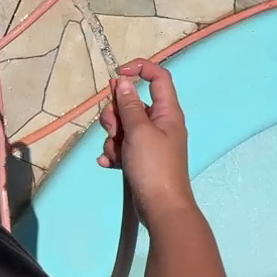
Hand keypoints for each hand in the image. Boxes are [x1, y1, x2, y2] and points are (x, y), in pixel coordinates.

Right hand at [97, 58, 195, 220]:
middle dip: (116, 114)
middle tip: (115, 130)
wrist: (161, 207)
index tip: (116, 76)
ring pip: (123, 126)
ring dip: (113, 138)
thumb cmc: (154, 166)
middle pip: (132, 103)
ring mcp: (149, 141)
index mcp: (166, 112)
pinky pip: (121, 146)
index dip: (139, 69)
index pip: (158, 77)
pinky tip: (110, 163)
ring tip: (116, 153)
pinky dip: (114, 153)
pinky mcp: (140, 158)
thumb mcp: (139, 131)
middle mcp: (159, 123)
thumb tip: (123, 82)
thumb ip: (129, 105)